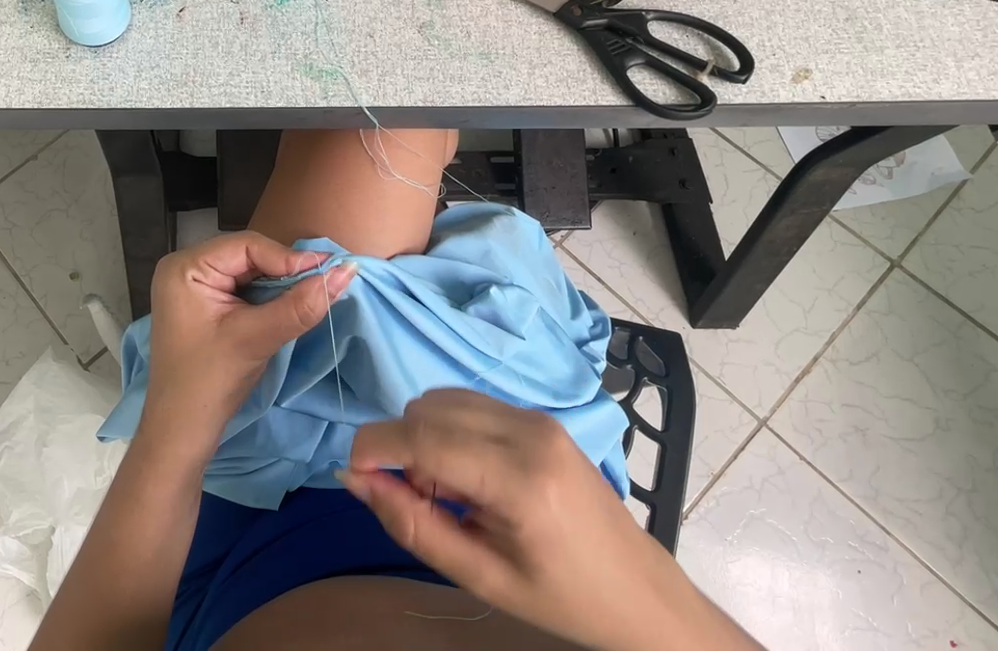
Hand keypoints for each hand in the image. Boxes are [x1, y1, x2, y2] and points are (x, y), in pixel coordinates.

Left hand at [143, 231, 355, 441]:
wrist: (180, 429)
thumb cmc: (210, 381)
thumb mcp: (256, 338)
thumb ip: (300, 305)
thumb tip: (345, 272)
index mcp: (185, 267)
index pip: (247, 246)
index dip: (289, 257)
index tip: (331, 270)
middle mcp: (185, 267)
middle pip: (248, 255)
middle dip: (287, 269)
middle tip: (328, 279)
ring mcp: (193, 285)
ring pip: (249, 271)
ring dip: (281, 283)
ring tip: (315, 289)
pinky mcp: (204, 303)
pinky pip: (243, 288)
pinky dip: (268, 296)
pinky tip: (291, 302)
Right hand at [341, 389, 760, 650]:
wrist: (643, 595)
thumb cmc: (562, 599)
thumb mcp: (481, 577)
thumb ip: (412, 524)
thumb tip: (354, 478)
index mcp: (520, 479)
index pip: (422, 436)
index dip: (374, 447)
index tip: (355, 476)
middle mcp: (528, 431)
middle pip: (425, 410)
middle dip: (401, 448)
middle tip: (421, 501)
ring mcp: (536, 417)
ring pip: (441, 399)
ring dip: (423, 436)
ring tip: (448, 490)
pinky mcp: (539, 415)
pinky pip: (466, 402)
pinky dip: (447, 428)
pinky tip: (468, 472)